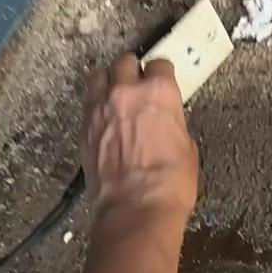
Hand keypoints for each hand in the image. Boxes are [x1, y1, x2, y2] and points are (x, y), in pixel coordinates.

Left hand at [81, 54, 198, 222]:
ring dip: (109, 81)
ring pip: (99, 75)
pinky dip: (96, 105)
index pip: (159, 64)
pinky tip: (104, 119)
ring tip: (115, 94)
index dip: (162, 74)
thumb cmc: (167, 184)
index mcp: (159, 92)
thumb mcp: (187, 147)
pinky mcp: (84, 127)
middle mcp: (127, 92)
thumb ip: (172, 123)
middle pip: (125, 62)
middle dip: (132, 71)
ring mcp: (101, 108)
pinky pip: (88, 103)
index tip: (162, 80)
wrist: (134, 210)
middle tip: (138, 84)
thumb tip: (166, 123)